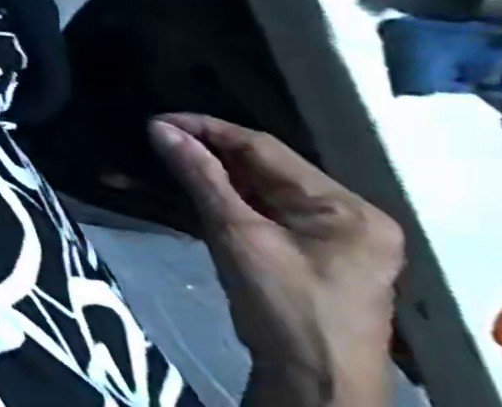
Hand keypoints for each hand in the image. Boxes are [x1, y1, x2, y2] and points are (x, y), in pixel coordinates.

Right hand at [148, 114, 405, 406]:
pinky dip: (222, 198)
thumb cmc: (286, 309)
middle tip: (153, 139)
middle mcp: (347, 215)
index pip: (265, 149)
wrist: (315, 388)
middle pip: (262, 167)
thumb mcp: (237, 235)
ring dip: (209, 174)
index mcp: (347, 208)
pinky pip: (260, 210)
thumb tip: (159, 128)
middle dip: (205, 151)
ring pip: (257, 188)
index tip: (157, 122)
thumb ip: (201, 176)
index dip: (207, 129)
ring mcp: (332, 237)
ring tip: (161, 159)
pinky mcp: (311, 254)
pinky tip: (187, 189)